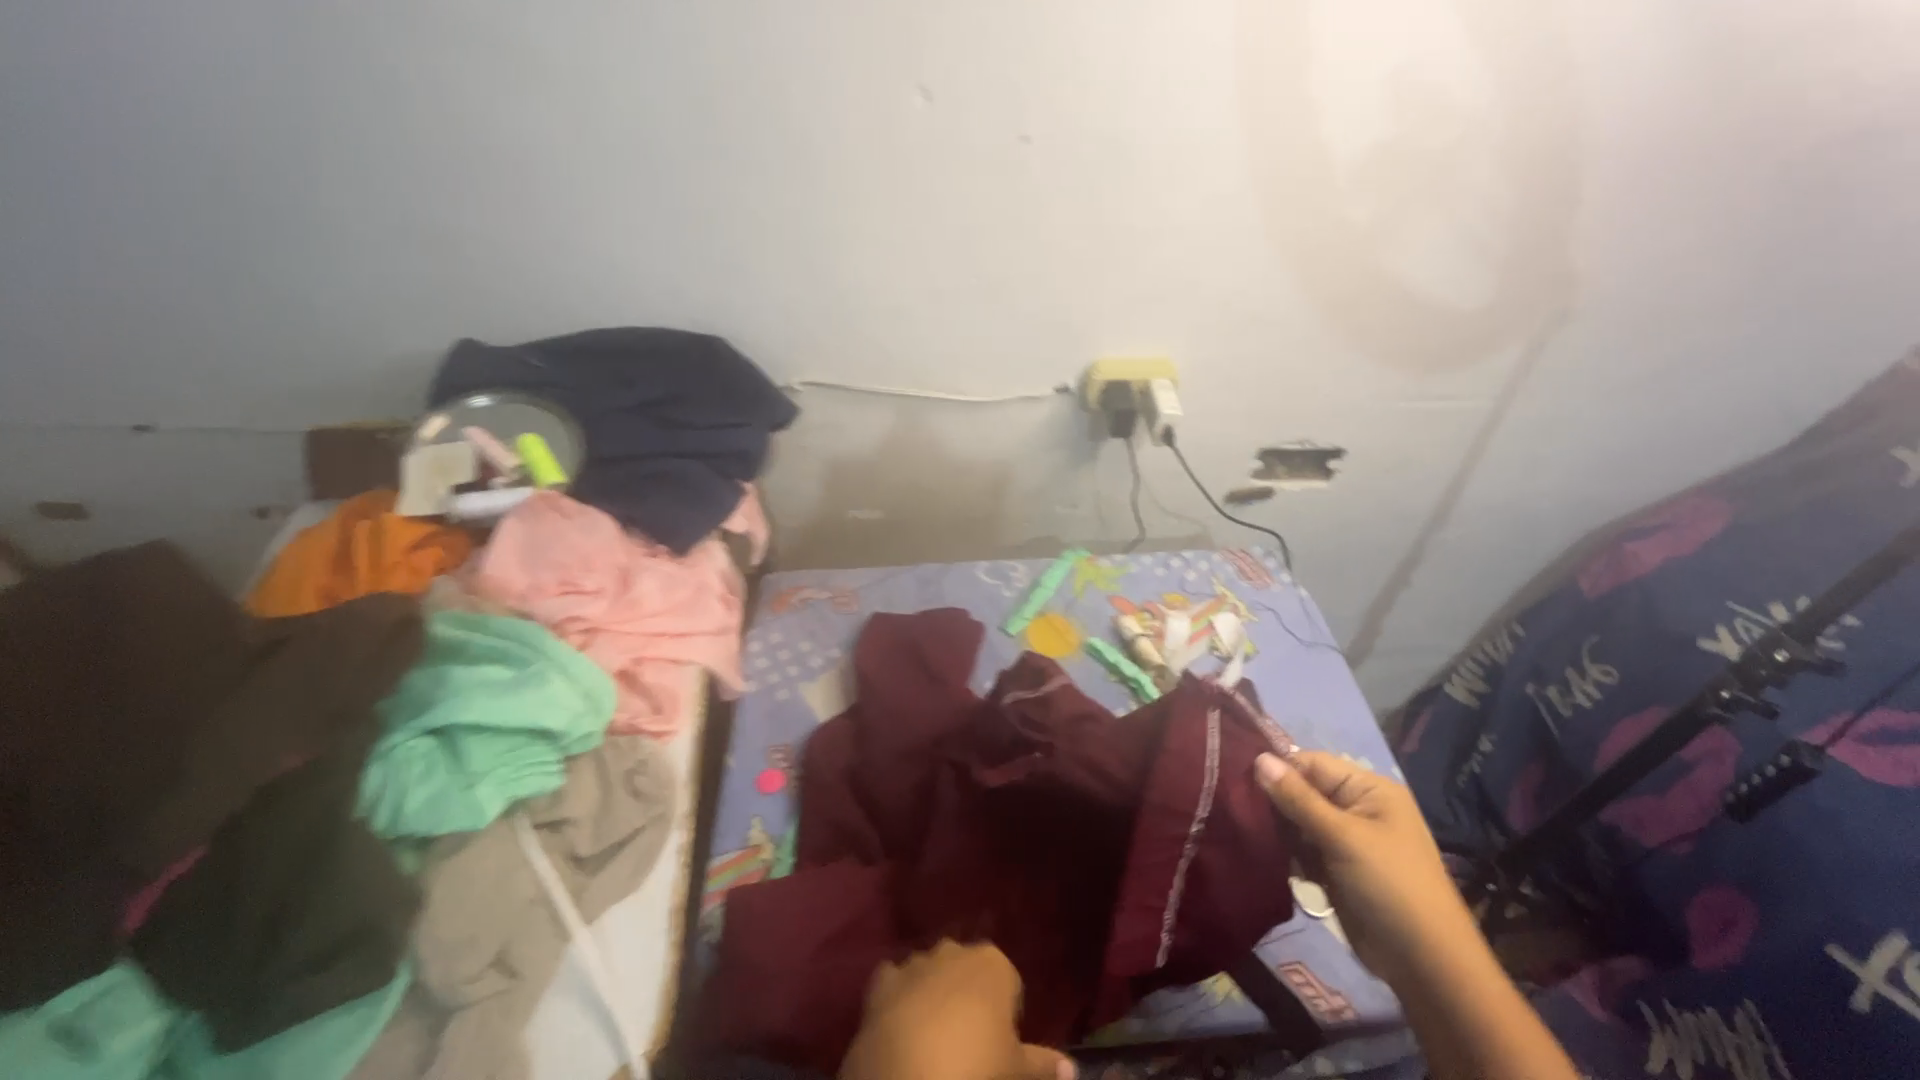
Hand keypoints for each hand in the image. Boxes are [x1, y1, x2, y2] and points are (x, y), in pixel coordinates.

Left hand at [839, 940, 1074, 1079]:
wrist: (905, 1078)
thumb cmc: (975, 1067)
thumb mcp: (1017, 1070)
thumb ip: (1044, 1064)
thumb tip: (1071, 1069)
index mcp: (993, 963)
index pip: (1008, 982)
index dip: (1005, 1013)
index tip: (999, 1044)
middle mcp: (953, 951)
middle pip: (967, 972)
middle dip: (967, 997)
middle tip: (968, 1044)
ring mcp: (913, 964)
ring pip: (929, 975)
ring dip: (931, 996)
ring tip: (931, 1041)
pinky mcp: (879, 983)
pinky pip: (894, 984)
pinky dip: (897, 999)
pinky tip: (898, 1029)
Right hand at [1254, 750, 1473, 985]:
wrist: (1422, 961)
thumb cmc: (1389, 885)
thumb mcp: (1342, 836)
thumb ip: (1298, 798)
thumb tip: (1258, 758)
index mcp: (1368, 790)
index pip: (1311, 763)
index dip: (1276, 769)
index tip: (1235, 778)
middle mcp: (1356, 809)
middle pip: (1302, 791)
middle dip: (1271, 801)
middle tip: (1233, 808)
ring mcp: (1344, 841)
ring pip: (1296, 822)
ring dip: (1274, 830)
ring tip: (1242, 833)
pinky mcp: (1334, 869)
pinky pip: (1300, 849)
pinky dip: (1284, 853)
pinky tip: (1260, 857)